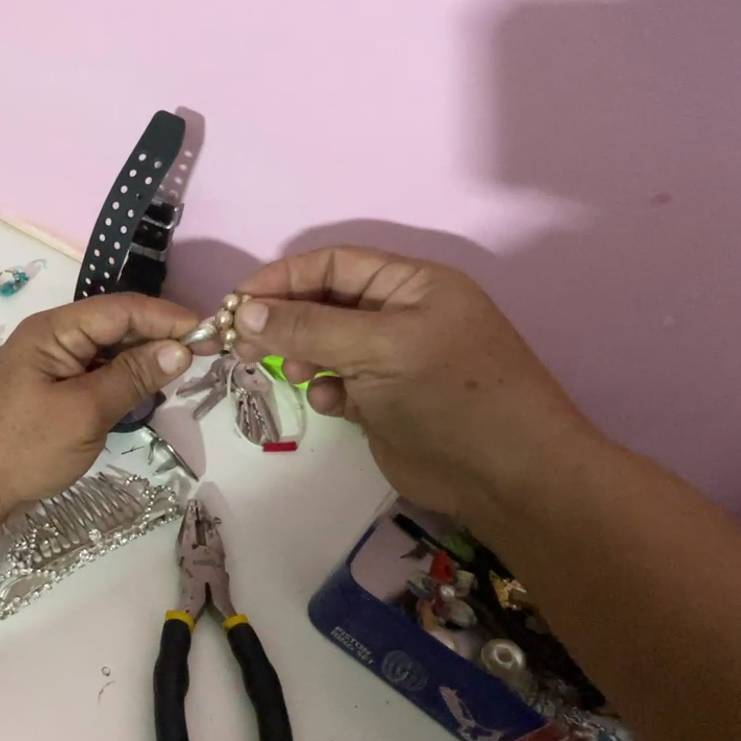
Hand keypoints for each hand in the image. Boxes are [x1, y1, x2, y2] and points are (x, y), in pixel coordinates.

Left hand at [0, 294, 197, 520]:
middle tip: (202, 356)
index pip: (120, 309)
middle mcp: (50, 337)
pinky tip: (144, 392)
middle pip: (114, 325)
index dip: (166, 317)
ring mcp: (48, 364)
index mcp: (53, 330)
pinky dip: (121, 380)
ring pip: (106, 351)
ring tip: (181, 373)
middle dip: (157, 337)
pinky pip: (93, 373)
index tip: (208, 333)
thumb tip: (179, 349)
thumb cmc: (25, 447)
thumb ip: (132, 377)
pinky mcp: (49, 390)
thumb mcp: (86, 411)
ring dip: (141, 360)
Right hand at [230, 247, 598, 518]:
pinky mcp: (380, 399)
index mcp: (410, 285)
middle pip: (322, 304)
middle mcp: (398, 314)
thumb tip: (243, 311)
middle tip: (241, 345)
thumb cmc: (449, 395)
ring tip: (293, 373)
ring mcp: (389, 359)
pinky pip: (334, 381)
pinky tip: (333, 405)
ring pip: (322, 344)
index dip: (282, 278)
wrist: (505, 477)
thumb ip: (307, 327)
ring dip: (301, 357)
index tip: (235, 303)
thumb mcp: (377, 348)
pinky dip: (324, 389)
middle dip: (283, 321)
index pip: (332, 264)